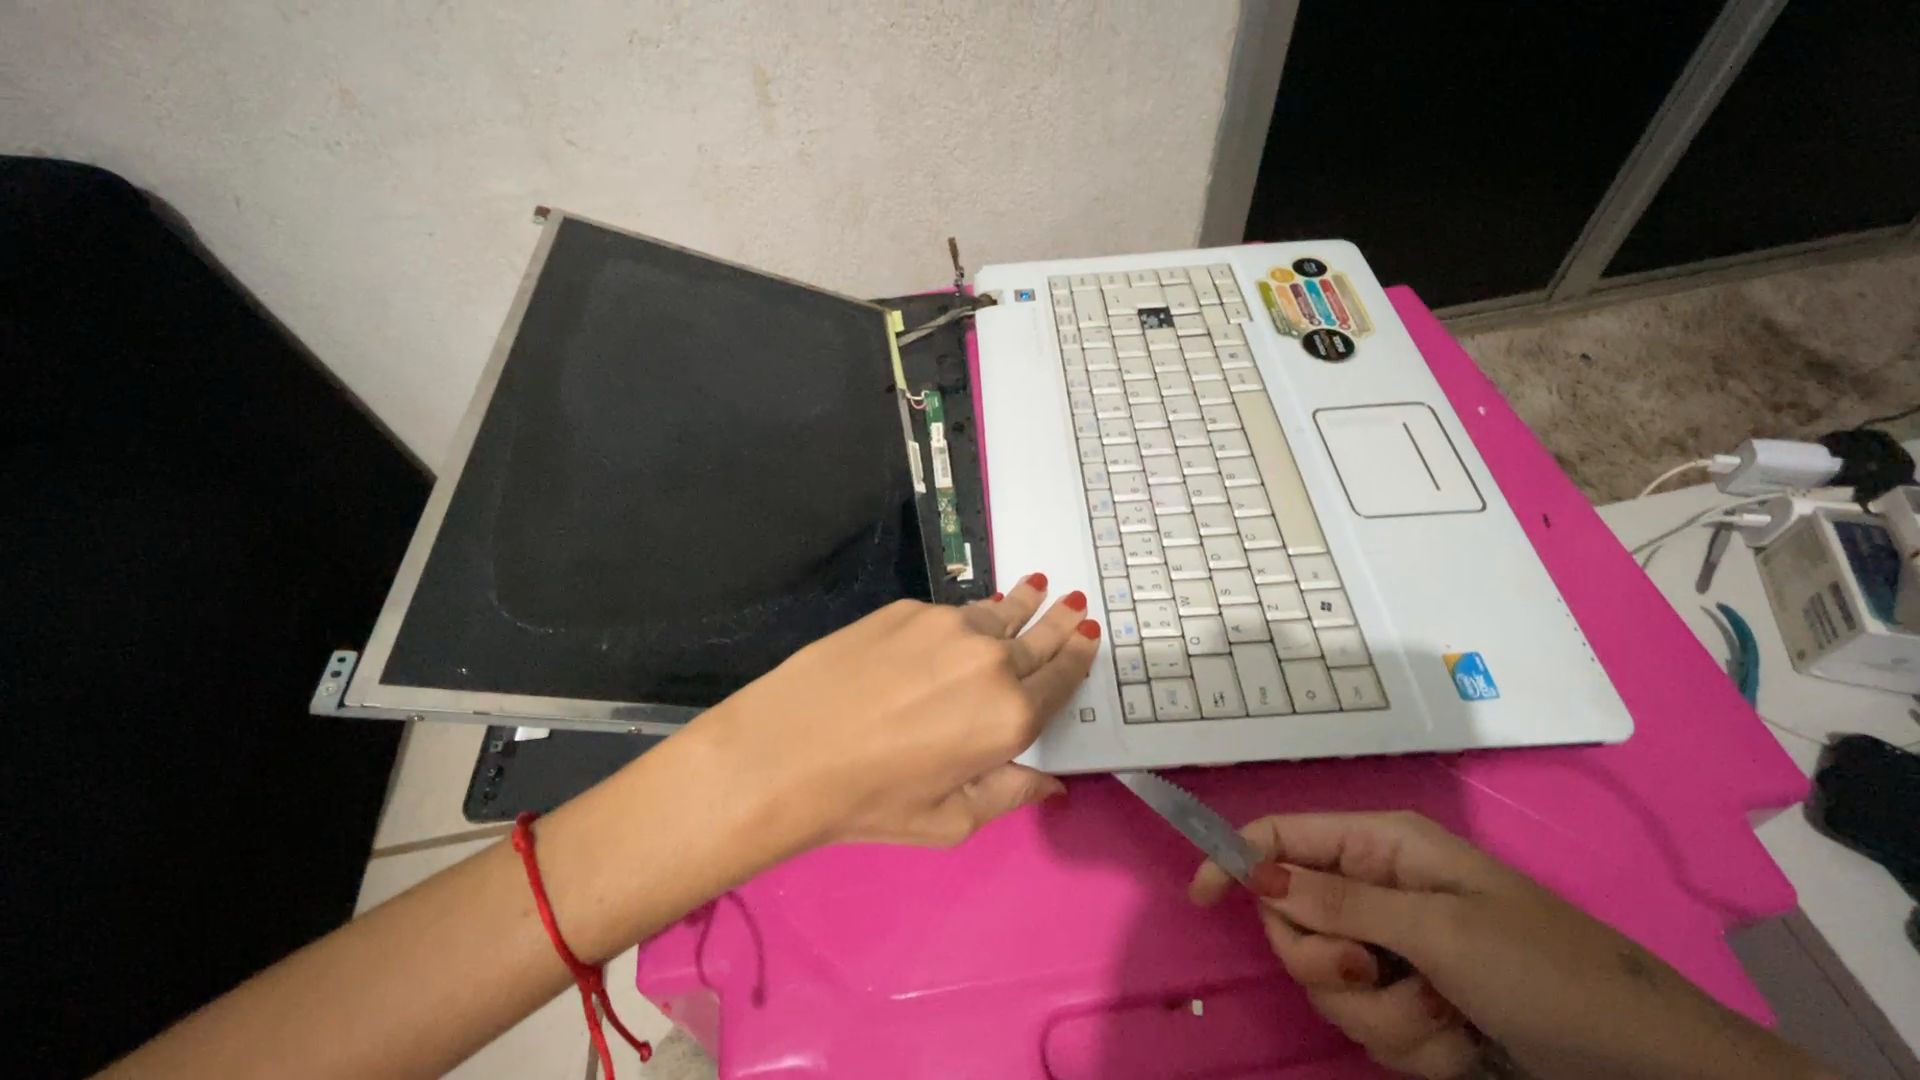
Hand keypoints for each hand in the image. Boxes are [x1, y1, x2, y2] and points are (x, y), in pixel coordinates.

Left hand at [690, 572, 1098, 852]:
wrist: (784, 752)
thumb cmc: (870, 802)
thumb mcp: (951, 820)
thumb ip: (1010, 794)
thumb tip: (1053, 783)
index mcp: (1011, 718)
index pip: (1061, 680)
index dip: (1078, 659)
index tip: (1088, 638)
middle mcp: (991, 662)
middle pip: (1039, 635)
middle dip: (1060, 620)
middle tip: (1074, 602)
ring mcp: (948, 627)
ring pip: (998, 612)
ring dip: (1022, 602)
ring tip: (1037, 585)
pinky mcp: (907, 609)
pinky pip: (954, 612)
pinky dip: (971, 615)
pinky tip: (969, 617)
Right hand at [1190, 812, 1823, 1079]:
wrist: (1643, 1065)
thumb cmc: (1544, 970)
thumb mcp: (1439, 928)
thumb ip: (1340, 901)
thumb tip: (1256, 873)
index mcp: (1383, 847)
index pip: (1282, 837)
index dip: (1235, 858)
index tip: (1201, 895)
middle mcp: (1378, 890)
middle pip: (1292, 919)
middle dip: (1326, 961)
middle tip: (1373, 973)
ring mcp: (1392, 949)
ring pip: (1325, 981)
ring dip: (1380, 1013)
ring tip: (1445, 1018)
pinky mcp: (1407, 1002)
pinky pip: (1365, 1022)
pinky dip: (1407, 1042)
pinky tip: (1459, 1041)